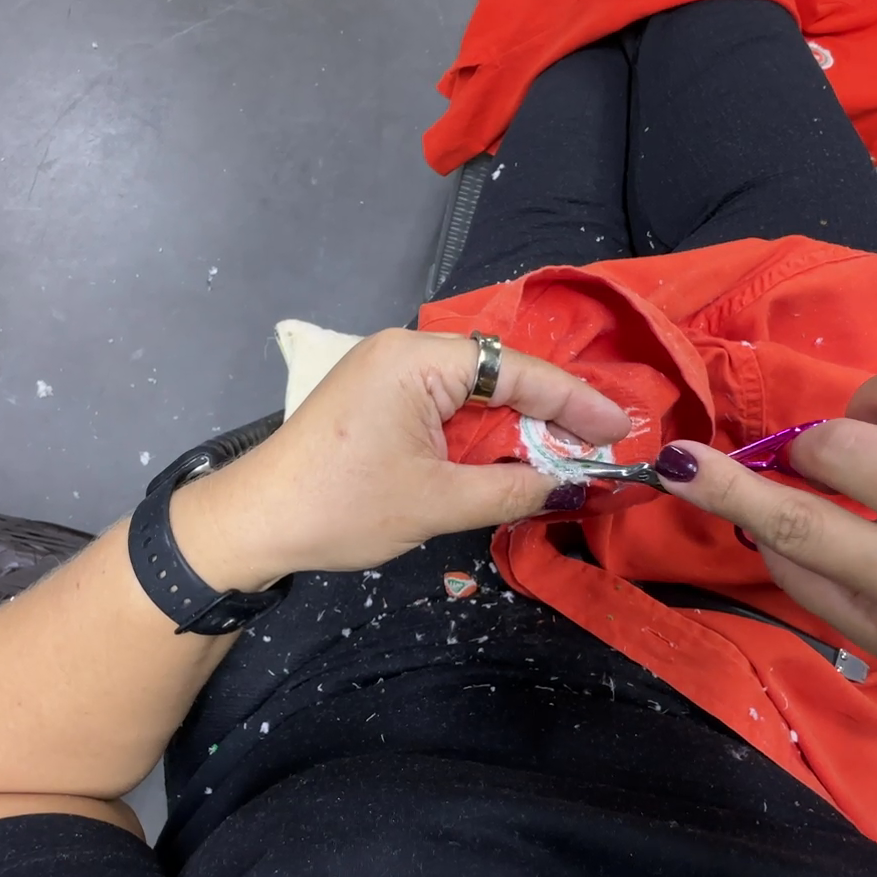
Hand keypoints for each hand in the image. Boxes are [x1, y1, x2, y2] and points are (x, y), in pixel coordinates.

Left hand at [174, 328, 630, 588]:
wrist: (253, 524)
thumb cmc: (341, 508)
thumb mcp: (436, 503)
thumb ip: (514, 488)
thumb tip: (578, 487)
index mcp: (418, 360)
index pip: (517, 370)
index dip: (576, 400)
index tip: (623, 427)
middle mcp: (404, 352)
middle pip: (498, 377)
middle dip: (547, 416)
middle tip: (599, 449)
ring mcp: (387, 373)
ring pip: (473, 396)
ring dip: (513, 431)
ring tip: (564, 460)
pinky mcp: (377, 399)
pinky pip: (444, 409)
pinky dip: (477, 437)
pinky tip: (507, 459)